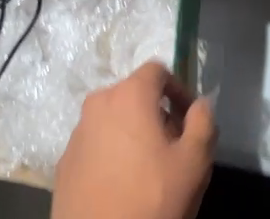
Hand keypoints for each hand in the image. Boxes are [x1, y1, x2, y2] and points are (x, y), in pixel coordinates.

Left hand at [53, 62, 215, 218]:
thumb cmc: (151, 198)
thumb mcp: (194, 163)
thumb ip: (203, 123)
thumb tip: (201, 103)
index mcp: (129, 95)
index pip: (157, 70)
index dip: (178, 89)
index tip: (190, 120)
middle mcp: (98, 102)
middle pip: (134, 94)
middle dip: (157, 113)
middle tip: (174, 148)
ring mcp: (78, 130)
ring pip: (113, 118)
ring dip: (133, 132)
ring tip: (149, 169)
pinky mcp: (65, 158)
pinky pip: (96, 142)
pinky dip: (112, 152)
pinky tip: (123, 184)